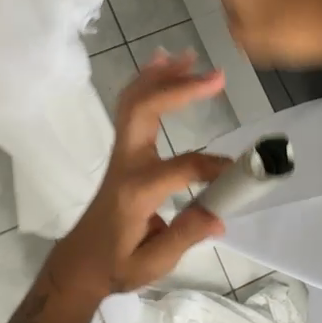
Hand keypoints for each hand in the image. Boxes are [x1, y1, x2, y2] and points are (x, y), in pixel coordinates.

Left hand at [51, 51, 231, 294]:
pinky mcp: (122, 151)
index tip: (241, 170)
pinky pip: (131, 107)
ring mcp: (121, 153)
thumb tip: (219, 216)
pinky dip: (147, 82)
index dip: (213, 166)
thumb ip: (185, 237)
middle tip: (216, 76)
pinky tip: (162, 64)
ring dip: (161, 76)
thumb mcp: (152, 264)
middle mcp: (126, 164)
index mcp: (136, 192)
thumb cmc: (116, 266)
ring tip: (189, 56)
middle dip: (178, 88)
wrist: (80, 263)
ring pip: (134, 102)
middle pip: (144, 111)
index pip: (181, 167)